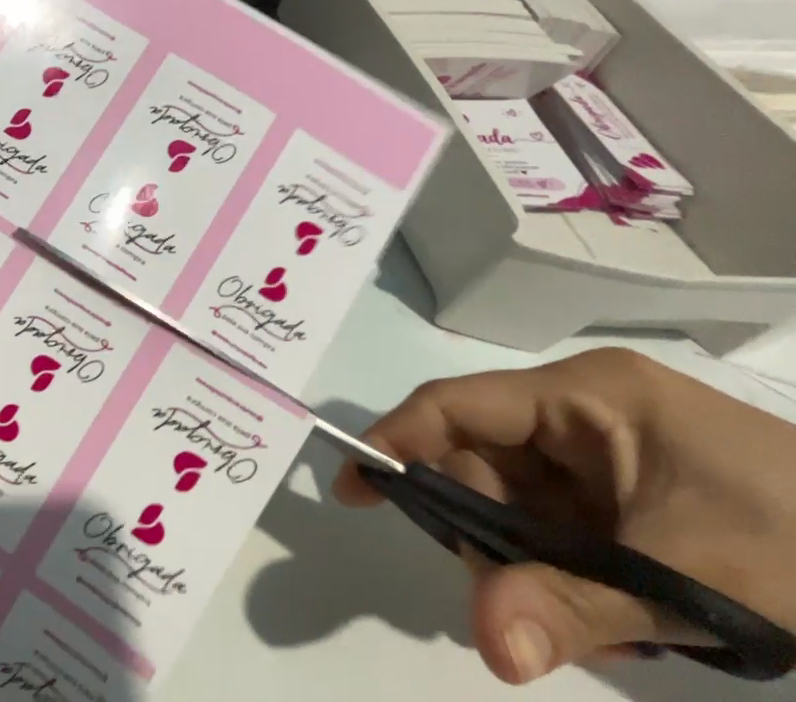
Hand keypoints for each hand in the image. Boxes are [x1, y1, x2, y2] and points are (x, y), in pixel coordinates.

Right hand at [333, 348, 795, 684]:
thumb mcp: (693, 580)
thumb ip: (575, 605)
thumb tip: (486, 649)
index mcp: (585, 397)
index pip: (456, 406)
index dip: (396, 441)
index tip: (354, 492)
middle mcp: (581, 415)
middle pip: (480, 464)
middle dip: (489, 536)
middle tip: (520, 604)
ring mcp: (604, 455)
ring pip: (515, 505)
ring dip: (535, 568)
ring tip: (604, 625)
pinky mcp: (626, 494)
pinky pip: (557, 529)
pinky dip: (569, 577)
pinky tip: (620, 617)